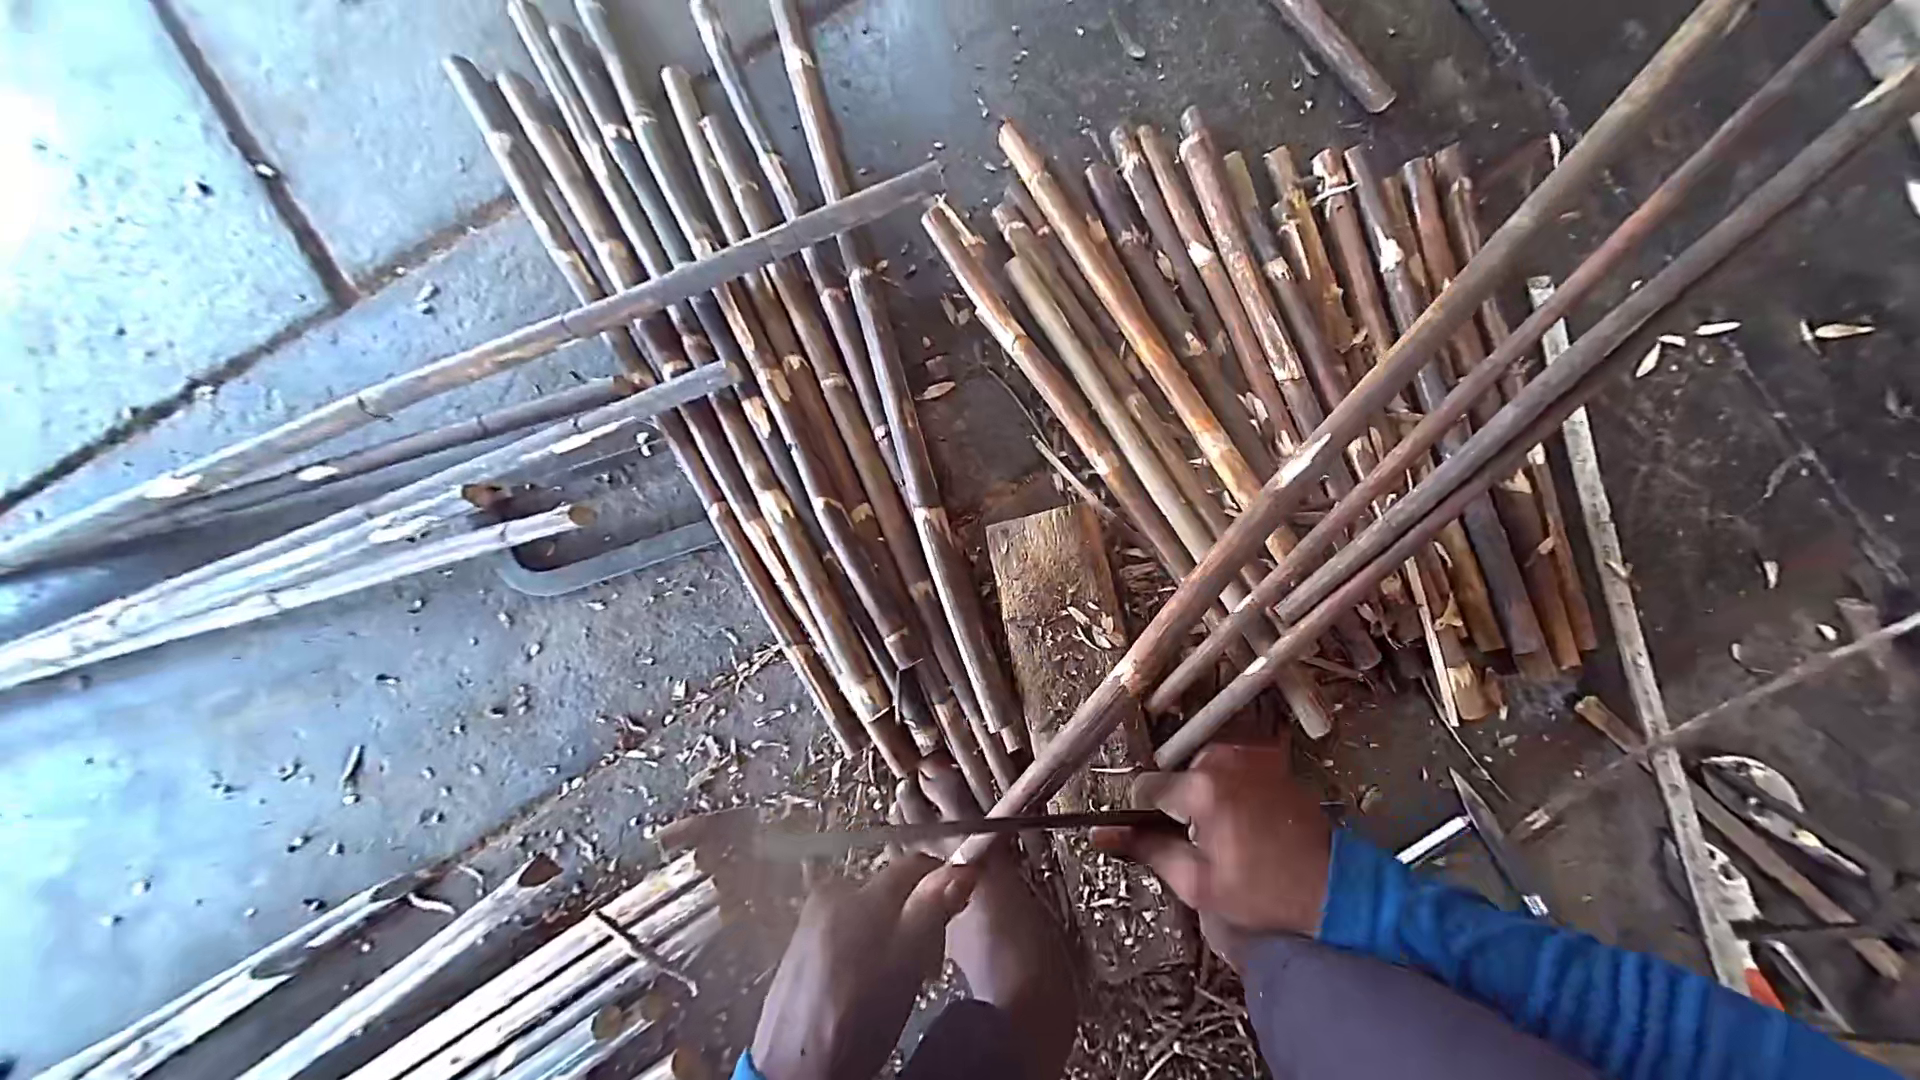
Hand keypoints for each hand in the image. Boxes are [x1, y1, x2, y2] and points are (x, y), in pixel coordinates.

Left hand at [750, 853, 979, 1079]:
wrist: (794, 1071)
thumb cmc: (857, 1011)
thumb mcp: (907, 958)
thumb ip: (933, 907)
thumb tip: (963, 867)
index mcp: (856, 885)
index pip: (914, 864)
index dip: (943, 881)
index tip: (959, 910)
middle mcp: (831, 891)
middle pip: (893, 888)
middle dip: (919, 914)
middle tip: (929, 958)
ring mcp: (814, 920)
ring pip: (873, 912)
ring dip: (896, 933)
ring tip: (900, 975)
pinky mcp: (803, 949)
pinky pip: (851, 932)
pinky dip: (870, 948)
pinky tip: (870, 983)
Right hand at [1093, 743, 1331, 962]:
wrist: (1337, 891)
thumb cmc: (1267, 894)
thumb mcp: (1197, 883)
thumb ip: (1146, 849)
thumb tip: (1101, 835)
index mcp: (1201, 788)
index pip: (1145, 786)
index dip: (1145, 813)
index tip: (1158, 834)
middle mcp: (1222, 759)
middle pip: (1173, 774)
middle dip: (1175, 803)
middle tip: (1196, 838)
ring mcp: (1248, 755)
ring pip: (1197, 768)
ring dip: (1199, 793)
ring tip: (1222, 829)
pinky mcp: (1266, 759)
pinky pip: (1226, 766)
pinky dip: (1224, 786)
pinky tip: (1241, 818)